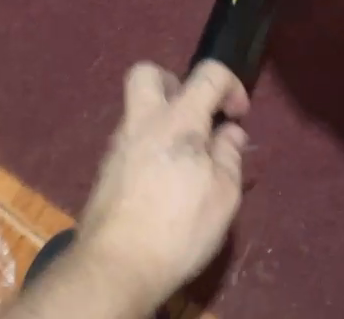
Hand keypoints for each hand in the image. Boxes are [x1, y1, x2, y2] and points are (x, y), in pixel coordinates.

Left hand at [74, 61, 250, 308]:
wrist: (114, 269)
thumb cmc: (178, 229)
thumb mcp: (224, 195)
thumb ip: (229, 155)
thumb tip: (228, 133)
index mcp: (178, 119)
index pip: (208, 73)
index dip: (231, 84)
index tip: (238, 115)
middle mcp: (143, 122)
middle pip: (148, 73)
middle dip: (174, 83)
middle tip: (194, 115)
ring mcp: (118, 146)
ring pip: (138, 110)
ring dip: (162, 121)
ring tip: (184, 160)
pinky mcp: (105, 172)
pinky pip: (130, 142)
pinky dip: (149, 149)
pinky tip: (163, 183)